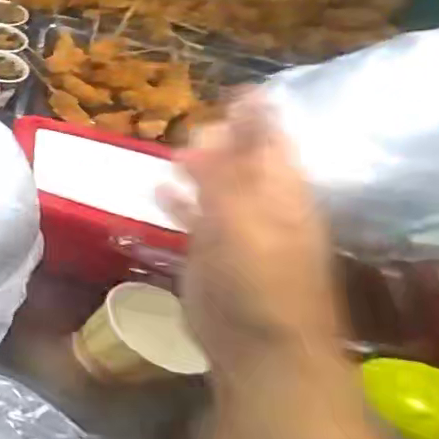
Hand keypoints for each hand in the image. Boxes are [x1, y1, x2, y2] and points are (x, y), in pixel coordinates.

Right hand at [159, 95, 342, 371]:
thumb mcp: (242, 224)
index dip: (258, 116)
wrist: (258, 350)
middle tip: (197, 120)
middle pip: (242, 162)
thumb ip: (223, 177)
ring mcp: (235, 230)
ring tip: (174, 149)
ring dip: (197, 167)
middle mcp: (261, 206)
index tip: (238, 89)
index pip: (271, 143)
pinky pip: (191, 214)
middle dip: (222, 139)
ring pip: (215, 186)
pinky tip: (158, 189)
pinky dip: (177, 199)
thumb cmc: (259, 285)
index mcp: (280, 195)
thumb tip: (209, 127)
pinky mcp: (208, 252)